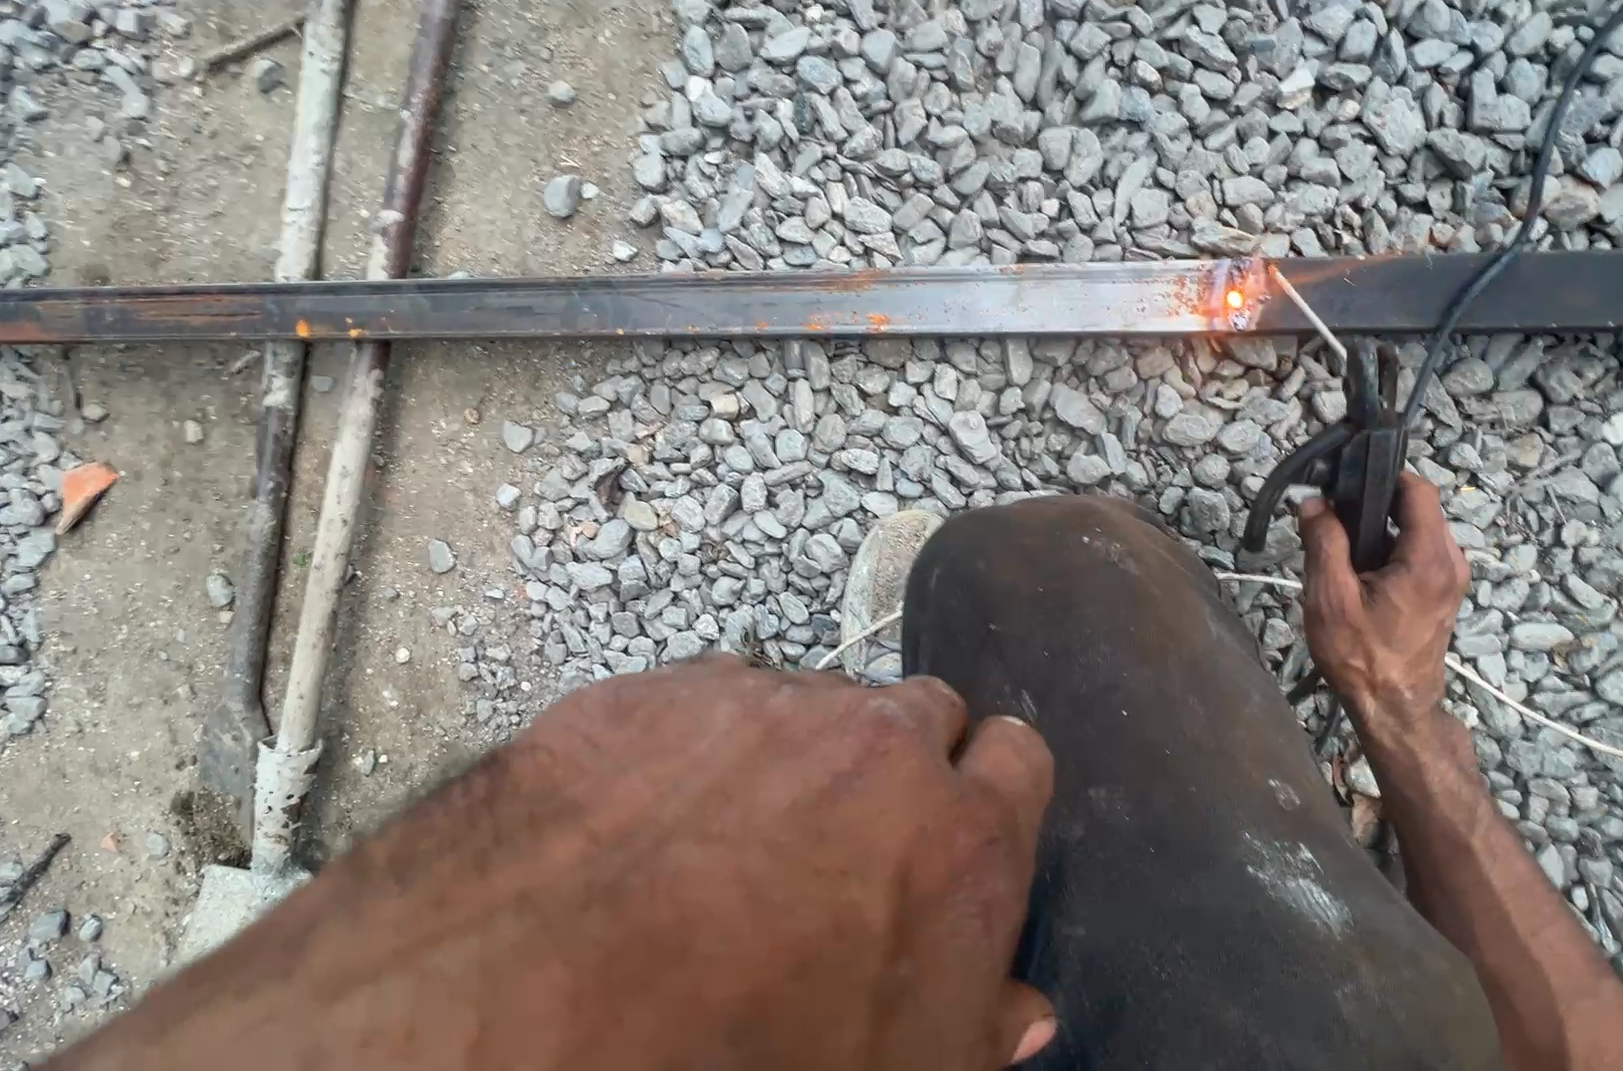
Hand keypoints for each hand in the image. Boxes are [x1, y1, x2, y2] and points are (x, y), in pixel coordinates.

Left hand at [62, 660, 1056, 1070]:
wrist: (495, 1046)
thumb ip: (975, 1029)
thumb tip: (1026, 1007)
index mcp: (957, 836)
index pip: (1019, 757)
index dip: (991, 793)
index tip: (958, 828)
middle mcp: (875, 742)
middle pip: (924, 714)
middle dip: (901, 765)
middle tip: (842, 840)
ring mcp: (762, 703)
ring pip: (817, 704)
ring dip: (799, 754)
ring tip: (725, 837)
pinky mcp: (658, 688)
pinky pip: (713, 700)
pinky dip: (703, 742)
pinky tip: (642, 818)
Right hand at [1299, 472, 1468, 730]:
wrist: (1392, 707)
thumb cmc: (1360, 655)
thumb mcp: (1330, 597)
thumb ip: (1323, 542)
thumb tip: (1314, 502)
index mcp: (1430, 559)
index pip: (1417, 490)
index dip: (1380, 476)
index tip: (1343, 480)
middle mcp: (1451, 562)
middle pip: (1415, 508)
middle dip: (1371, 506)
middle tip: (1329, 520)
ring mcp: (1450, 579)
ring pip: (1413, 531)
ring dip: (1376, 530)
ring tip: (1337, 549)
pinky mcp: (1441, 593)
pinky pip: (1415, 553)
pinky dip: (1386, 550)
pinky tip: (1355, 571)